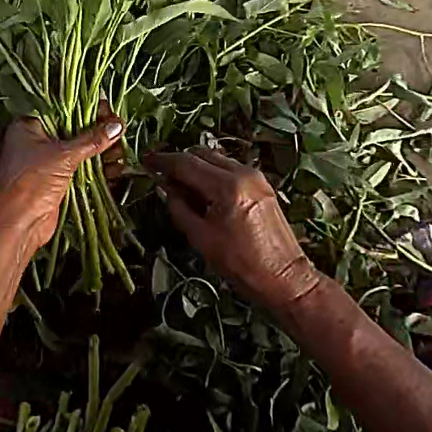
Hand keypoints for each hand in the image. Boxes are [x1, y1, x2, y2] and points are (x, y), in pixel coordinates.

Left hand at [0, 110, 124, 248]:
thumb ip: (91, 139)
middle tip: (120, 131)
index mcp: (30, 126)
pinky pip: (81, 168)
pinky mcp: (57, 180)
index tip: (109, 111)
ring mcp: (47, 162)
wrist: (17, 226)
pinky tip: (116, 167)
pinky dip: (98, 168)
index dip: (88, 109)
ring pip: (80, 150)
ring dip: (102, 151)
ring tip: (122, 151)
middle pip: (74, 129)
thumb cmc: (31, 183)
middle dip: (99, 132)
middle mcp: (37, 141)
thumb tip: (116, 125)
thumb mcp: (63, 156)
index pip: (64, 108)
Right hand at [146, 149, 323, 315]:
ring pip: (216, 159)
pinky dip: (212, 173)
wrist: (284, 277)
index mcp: (227, 187)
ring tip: (181, 186)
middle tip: (161, 174)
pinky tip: (203, 191)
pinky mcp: (262, 184)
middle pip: (202, 153)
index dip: (163, 160)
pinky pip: (230, 168)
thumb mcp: (201, 238)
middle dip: (179, 161)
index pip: (187, 163)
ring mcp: (255, 176)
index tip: (147, 160)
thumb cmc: (241, 264)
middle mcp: (243, 173)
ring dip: (196, 166)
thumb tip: (166, 186)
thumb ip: (180, 207)